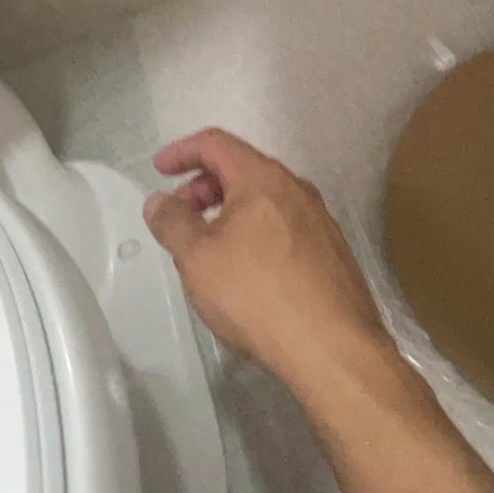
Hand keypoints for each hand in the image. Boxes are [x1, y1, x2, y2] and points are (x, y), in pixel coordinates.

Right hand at [145, 128, 390, 383]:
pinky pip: (284, 224)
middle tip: (180, 214)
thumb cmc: (257, 294)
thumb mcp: (198, 259)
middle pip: (242, 168)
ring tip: (208, 245)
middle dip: (204, 185)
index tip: (160, 170)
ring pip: (265, 199)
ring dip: (229, 209)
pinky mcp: (332, 252)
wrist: (334, 349)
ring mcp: (320, 220)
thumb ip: (173, 223)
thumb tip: (159, 201)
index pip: (215, 143)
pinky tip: (246, 268)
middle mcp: (296, 189)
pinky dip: (255, 230)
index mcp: (262, 178)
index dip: (182, 151)